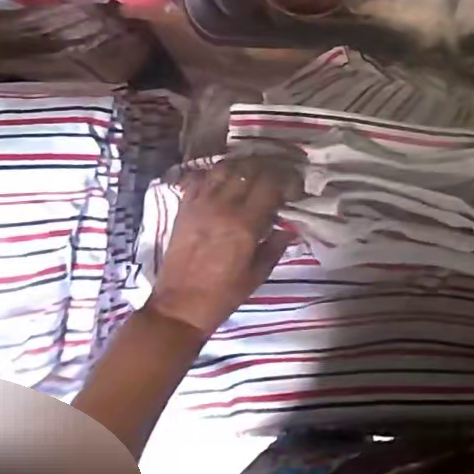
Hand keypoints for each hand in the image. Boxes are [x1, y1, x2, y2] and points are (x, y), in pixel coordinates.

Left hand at [149, 156, 298, 335]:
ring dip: (242, 167)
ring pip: (225, 168)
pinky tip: (224, 181)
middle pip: (249, 170)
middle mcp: (223, 206)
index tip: (293, 188)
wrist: (180, 306)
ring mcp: (201, 203)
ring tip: (251, 174)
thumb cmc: (223, 294)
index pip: (271, 184)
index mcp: (245, 224)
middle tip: (276, 177)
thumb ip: (276, 245)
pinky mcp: (184, 207)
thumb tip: (290, 226)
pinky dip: (214, 174)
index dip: (286, 180)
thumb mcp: (258, 274)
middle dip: (268, 169)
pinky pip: (200, 178)